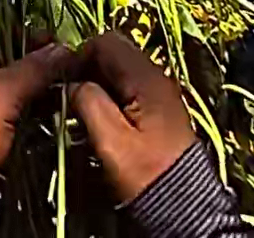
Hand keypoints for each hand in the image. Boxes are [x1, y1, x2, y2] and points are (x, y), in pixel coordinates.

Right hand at [70, 32, 198, 201]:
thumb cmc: (147, 173)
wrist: (187, 210)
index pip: (105, 42)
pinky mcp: (159, 108)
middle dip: (89, 68)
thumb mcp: (112, 141)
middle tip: (72, 94)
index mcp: (145, 76)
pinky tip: (103, 118)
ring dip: (99, 82)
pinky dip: (112, 94)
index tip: (65, 80)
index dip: (80, 55)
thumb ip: (89, 102)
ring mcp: (159, 91)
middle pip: (113, 52)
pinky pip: (129, 86)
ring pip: (120, 70)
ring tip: (84, 109)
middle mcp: (154, 75)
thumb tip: (71, 84)